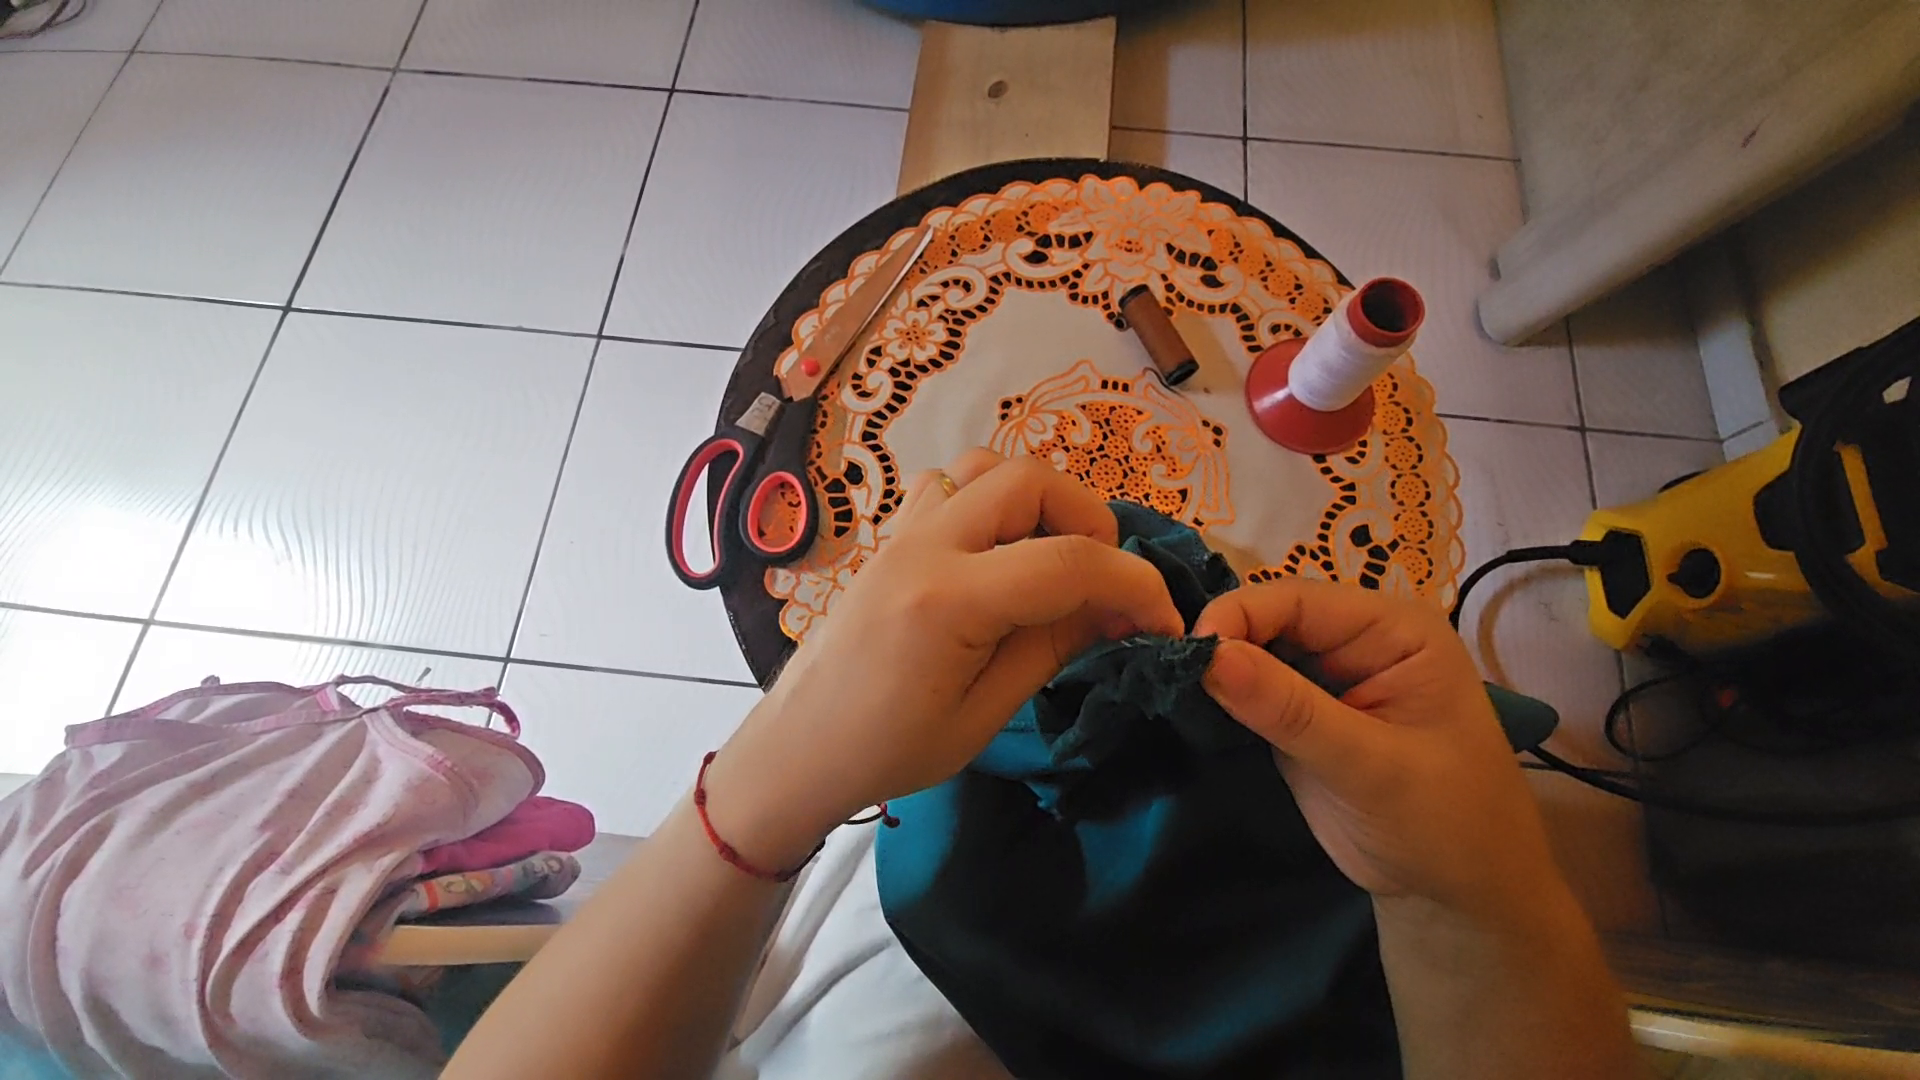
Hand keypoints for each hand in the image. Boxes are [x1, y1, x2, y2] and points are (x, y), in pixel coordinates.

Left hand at [703, 450, 1183, 869]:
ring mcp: (902, 532)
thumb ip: (1053, 646)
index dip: (1135, 584)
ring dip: (1040, 500)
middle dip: (1090, 520)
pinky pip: (951, 484)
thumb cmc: (889, 751)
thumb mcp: (984, 714)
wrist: (799, 746)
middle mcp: (925, 545)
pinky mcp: (892, 536)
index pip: (1068, 562)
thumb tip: (1118, 608)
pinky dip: (993, 499)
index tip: (1164, 622)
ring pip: (987, 468)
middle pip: (1029, 481)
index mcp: (950, 600)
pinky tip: (1000, 550)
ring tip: (1055, 557)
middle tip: (1104, 581)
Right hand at [1195, 580, 1567, 923]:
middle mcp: (1355, 639)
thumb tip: (1209, 655)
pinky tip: (1194, 709)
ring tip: (1175, 692)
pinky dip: (1221, 696)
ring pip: (1250, 650)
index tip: (1187, 656)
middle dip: (1221, 643)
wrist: (1457, 896)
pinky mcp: (1299, 709)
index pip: (1296, 599)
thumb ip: (1290, 709)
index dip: (1237, 617)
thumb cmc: (1443, 826)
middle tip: (1173, 679)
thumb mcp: (1370, 767)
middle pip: (1267, 618)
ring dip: (1215, 670)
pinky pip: (1249, 686)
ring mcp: (1324, 674)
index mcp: (1391, 629)